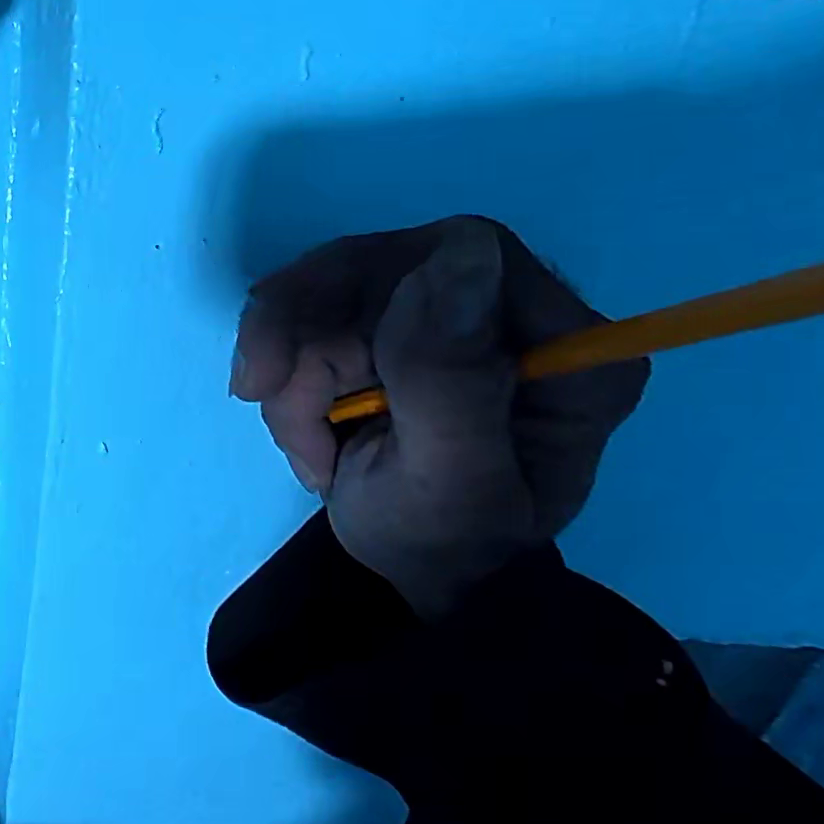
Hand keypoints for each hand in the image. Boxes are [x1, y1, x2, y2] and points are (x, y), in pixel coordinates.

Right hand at [231, 217, 649, 616]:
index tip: (294, 361)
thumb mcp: (448, 482)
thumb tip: (454, 257)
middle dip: (301, 340)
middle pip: (370, 269)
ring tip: (305, 445)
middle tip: (264, 399)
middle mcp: (499, 315)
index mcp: (559, 344)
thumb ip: (450, 379)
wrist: (410, 572)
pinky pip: (302, 321)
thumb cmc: (442, 544)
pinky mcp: (381, 334)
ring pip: (321, 298)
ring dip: (287, 371)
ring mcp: (433, 321)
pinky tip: (300, 427)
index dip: (356, 287)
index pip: (454, 251)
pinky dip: (282, 374)